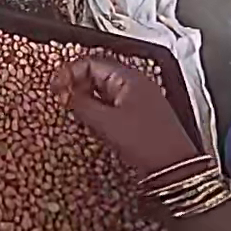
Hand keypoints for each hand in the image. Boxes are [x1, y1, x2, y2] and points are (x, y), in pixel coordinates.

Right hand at [51, 55, 197, 175]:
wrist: (174, 167)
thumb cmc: (146, 142)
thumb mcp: (106, 122)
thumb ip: (81, 104)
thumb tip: (63, 94)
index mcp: (127, 77)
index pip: (90, 63)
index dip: (69, 72)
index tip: (56, 87)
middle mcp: (133, 83)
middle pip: (96, 72)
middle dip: (76, 83)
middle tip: (61, 97)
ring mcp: (137, 97)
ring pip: (103, 88)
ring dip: (85, 95)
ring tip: (73, 108)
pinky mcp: (138, 112)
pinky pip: (111, 101)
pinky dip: (96, 105)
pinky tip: (90, 118)